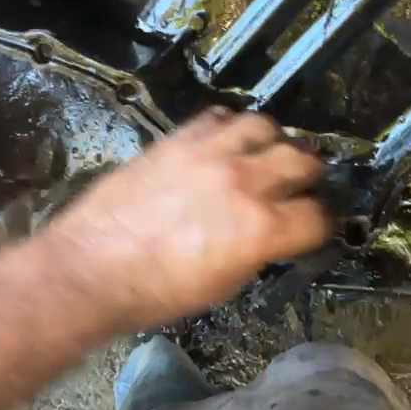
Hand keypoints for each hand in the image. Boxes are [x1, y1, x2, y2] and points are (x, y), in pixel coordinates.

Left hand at [41, 108, 330, 329]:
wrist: (92, 269)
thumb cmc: (154, 293)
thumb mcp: (222, 286)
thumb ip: (256, 251)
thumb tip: (269, 235)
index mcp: (259, 230)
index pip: (316, 216)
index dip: (318, 224)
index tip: (311, 226)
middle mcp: (243, 182)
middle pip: (301, 160)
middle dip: (306, 176)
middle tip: (298, 185)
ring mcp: (209, 154)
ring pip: (263, 126)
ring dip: (271, 142)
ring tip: (262, 156)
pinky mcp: (177, 139)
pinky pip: (218, 117)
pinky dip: (228, 129)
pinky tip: (223, 144)